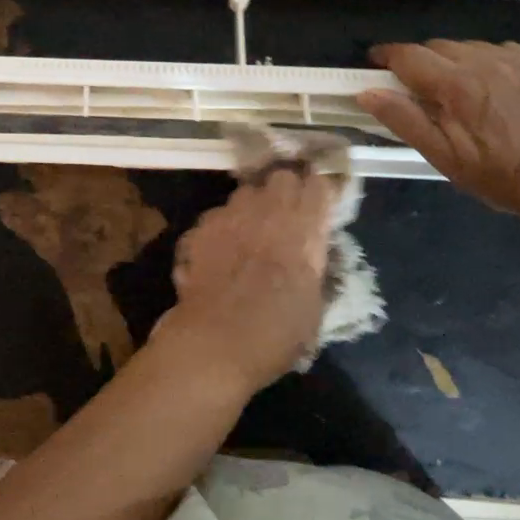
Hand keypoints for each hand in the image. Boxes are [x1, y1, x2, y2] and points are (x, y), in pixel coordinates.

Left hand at [155, 169, 334, 392]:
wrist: (215, 342)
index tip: (320, 206)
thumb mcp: (314, 303)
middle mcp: (266, 210)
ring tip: (251, 232)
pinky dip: (223, 227)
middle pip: (281, 177)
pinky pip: (217, 216)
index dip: (319, 193)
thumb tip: (312, 253)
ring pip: (245, 192)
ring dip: (253, 206)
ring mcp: (228, 215)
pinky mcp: (199, 228)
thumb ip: (314, 266)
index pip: (317, 185)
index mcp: (303, 227)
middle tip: (287, 214)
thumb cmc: (277, 332)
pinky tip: (221, 252)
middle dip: (286, 189)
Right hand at [355, 40, 519, 220]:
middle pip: (438, 46)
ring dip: (456, 61)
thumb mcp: (441, 155)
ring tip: (461, 90)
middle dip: (422, 62)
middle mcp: (484, 61)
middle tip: (421, 89)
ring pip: (469, 46)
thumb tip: (367, 92)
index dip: (387, 56)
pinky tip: (493, 88)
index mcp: (455, 84)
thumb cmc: (495, 174)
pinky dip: (488, 63)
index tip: (376, 63)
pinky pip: (501, 51)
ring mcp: (516, 60)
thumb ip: (403, 119)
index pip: (408, 54)